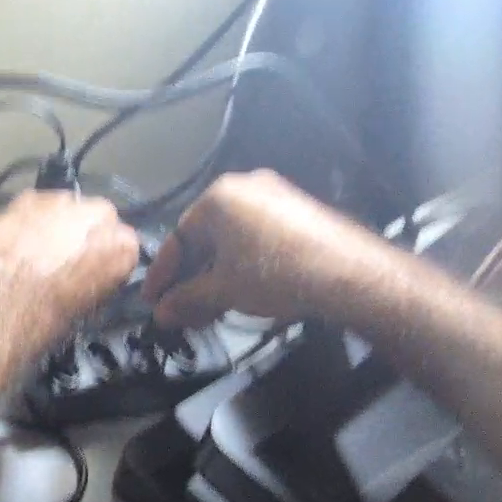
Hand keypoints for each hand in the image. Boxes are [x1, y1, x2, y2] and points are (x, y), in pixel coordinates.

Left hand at [0, 190, 140, 325]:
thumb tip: (85, 280)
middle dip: (80, 235)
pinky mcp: (27, 197)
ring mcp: (62, 200)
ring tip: (32, 251)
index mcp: (123, 245)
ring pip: (63, 209)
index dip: (102, 261)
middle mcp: (99, 214)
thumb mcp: (86, 308)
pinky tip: (12, 242)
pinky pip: (33, 209)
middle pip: (95, 220)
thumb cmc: (49, 316)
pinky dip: (26, 222)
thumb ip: (95, 281)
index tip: (88, 273)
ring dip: (52, 224)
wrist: (2, 302)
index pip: (122, 248)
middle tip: (59, 260)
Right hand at [142, 170, 389, 328]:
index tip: (151, 302)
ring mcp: (274, 198)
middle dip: (190, 280)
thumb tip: (160, 314)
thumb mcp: (221, 290)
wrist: (350, 275)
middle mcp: (245, 188)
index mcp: (219, 196)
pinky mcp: (296, 214)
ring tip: (207, 312)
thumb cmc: (275, 273)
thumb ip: (185, 299)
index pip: (177, 238)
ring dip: (213, 278)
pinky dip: (239, 267)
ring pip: (229, 243)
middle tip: (180, 311)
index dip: (161, 275)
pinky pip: (254, 240)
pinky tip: (237, 295)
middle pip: (203, 240)